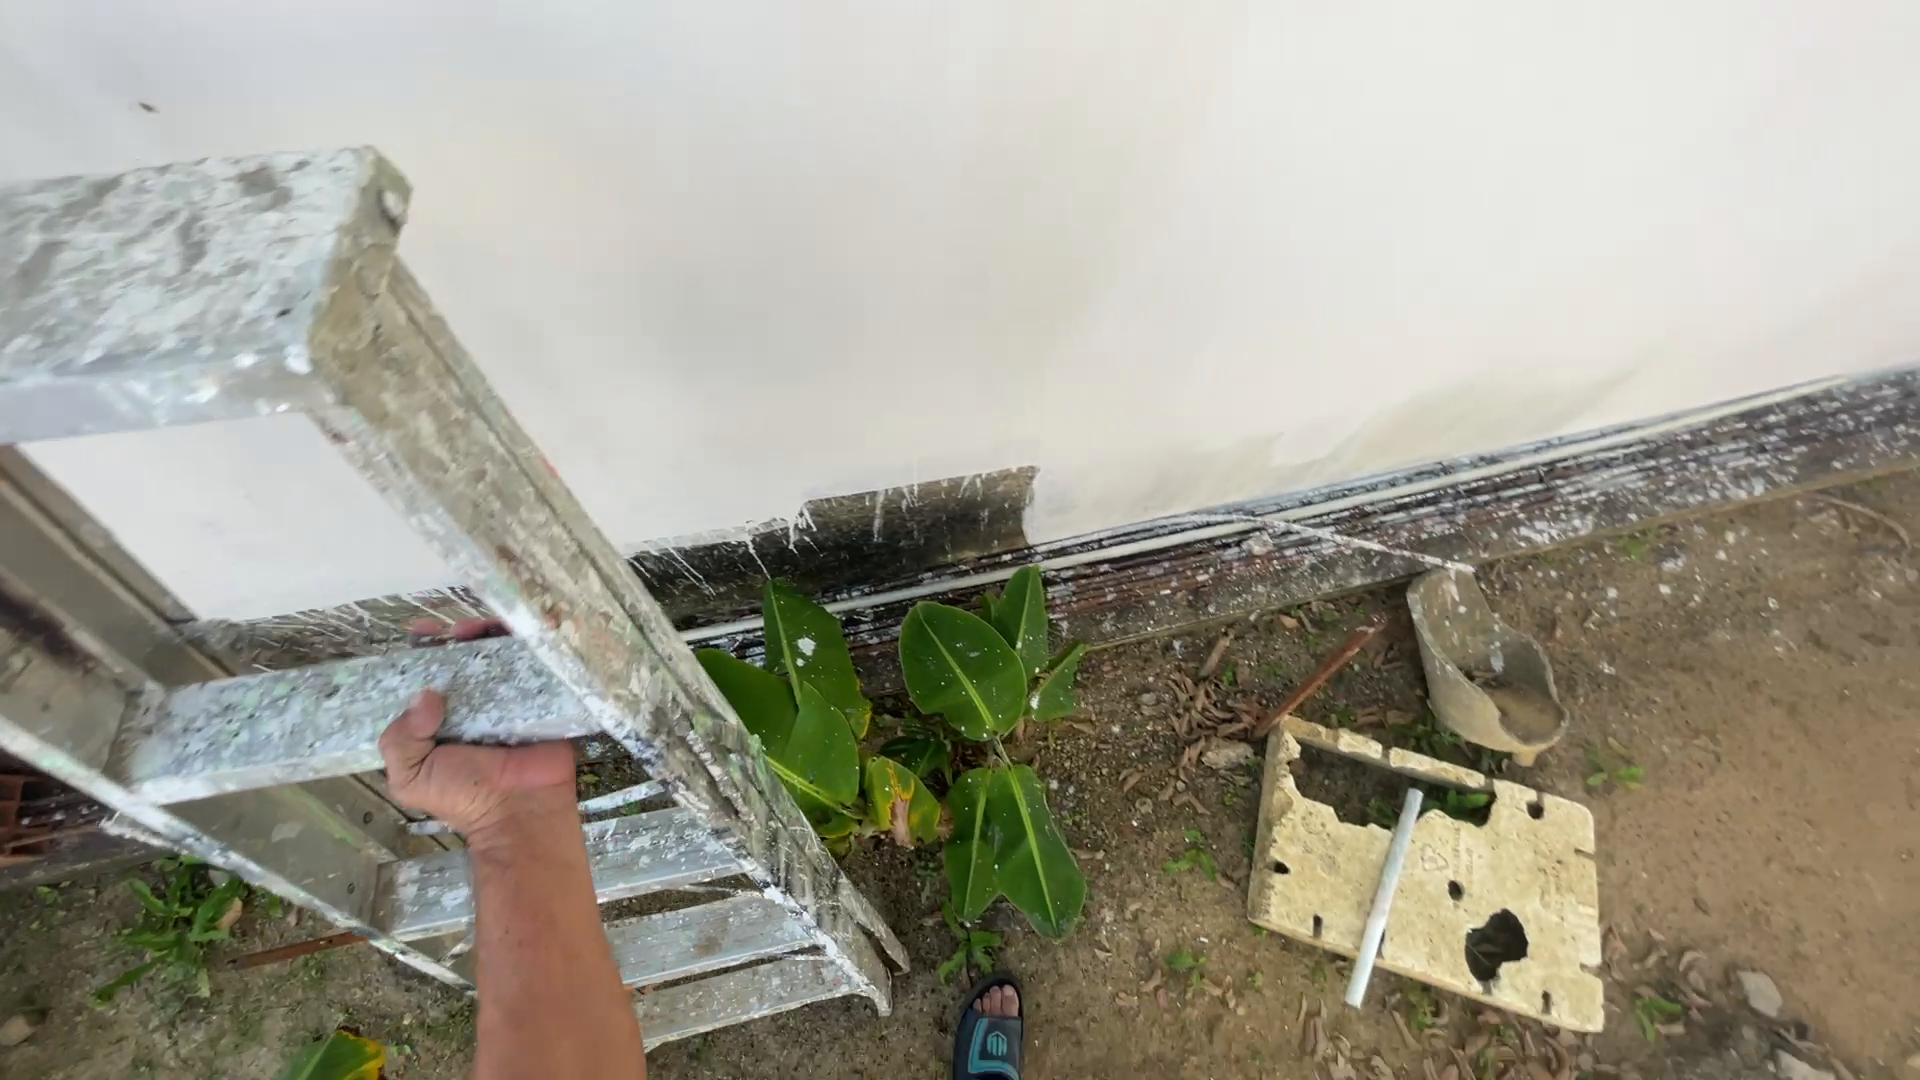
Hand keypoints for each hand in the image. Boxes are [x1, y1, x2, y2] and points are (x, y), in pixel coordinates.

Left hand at [379, 618, 578, 844]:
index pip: (431, 673)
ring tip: (495, 627)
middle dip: (467, 635)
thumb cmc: (465, 796)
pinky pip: (545, 668)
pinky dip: (543, 648)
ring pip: (508, 656)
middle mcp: (480, 702)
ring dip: (502, 634)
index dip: (427, 649)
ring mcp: (516, 698)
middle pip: (473, 656)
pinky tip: (538, 631)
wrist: (521, 811)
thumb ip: (401, 739)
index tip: (425, 631)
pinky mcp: (549, 698)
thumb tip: (426, 695)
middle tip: (465, 630)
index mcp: (443, 717)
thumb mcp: (412, 776)